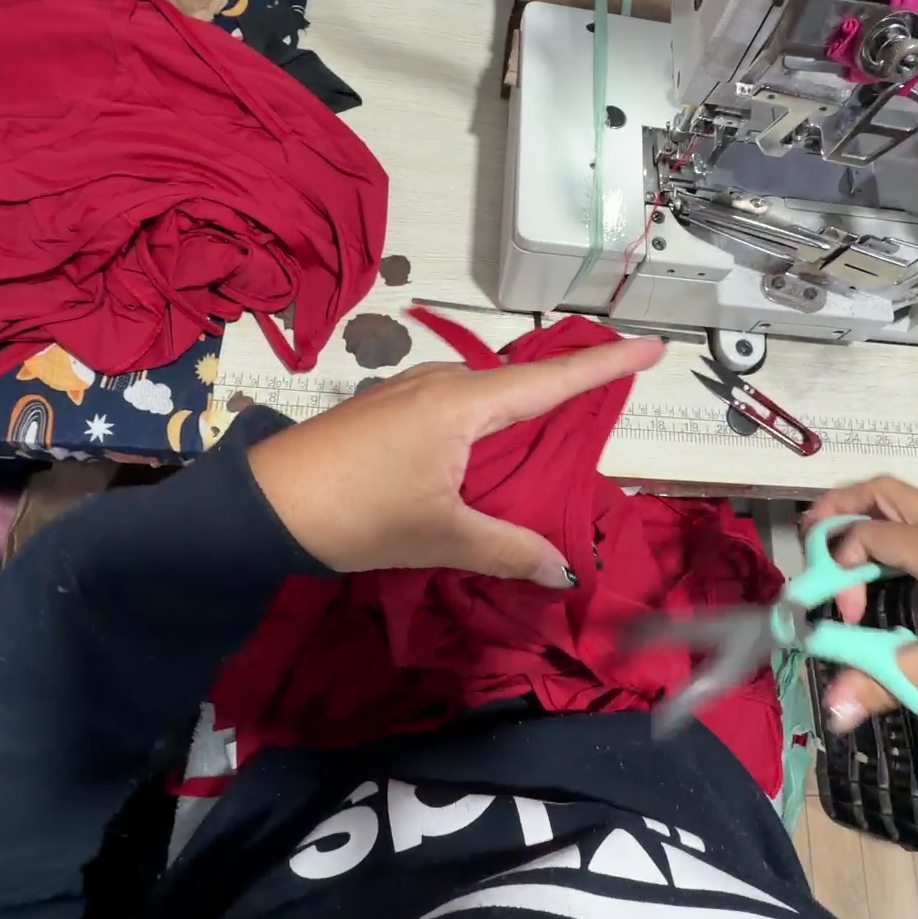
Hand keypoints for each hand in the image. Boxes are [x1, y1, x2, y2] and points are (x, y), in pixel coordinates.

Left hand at [246, 336, 666, 587]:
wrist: (265, 504)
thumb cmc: (358, 515)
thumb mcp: (442, 537)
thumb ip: (510, 550)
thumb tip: (564, 572)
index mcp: (464, 402)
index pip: (552, 379)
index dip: (607, 364)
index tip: (652, 346)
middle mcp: (443, 381)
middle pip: (523, 381)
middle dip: (568, 390)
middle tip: (608, 408)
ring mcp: (412, 388)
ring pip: (489, 394)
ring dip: (523, 414)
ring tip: (551, 444)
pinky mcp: (393, 405)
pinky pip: (460, 404)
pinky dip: (489, 423)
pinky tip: (488, 453)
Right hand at [806, 477, 917, 730]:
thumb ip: (881, 680)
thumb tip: (830, 710)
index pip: (866, 534)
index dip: (837, 568)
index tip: (841, 614)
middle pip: (881, 491)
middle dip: (838, 508)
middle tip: (811, 540)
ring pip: (905, 501)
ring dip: (867, 517)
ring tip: (843, 552)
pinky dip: (894, 531)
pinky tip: (891, 568)